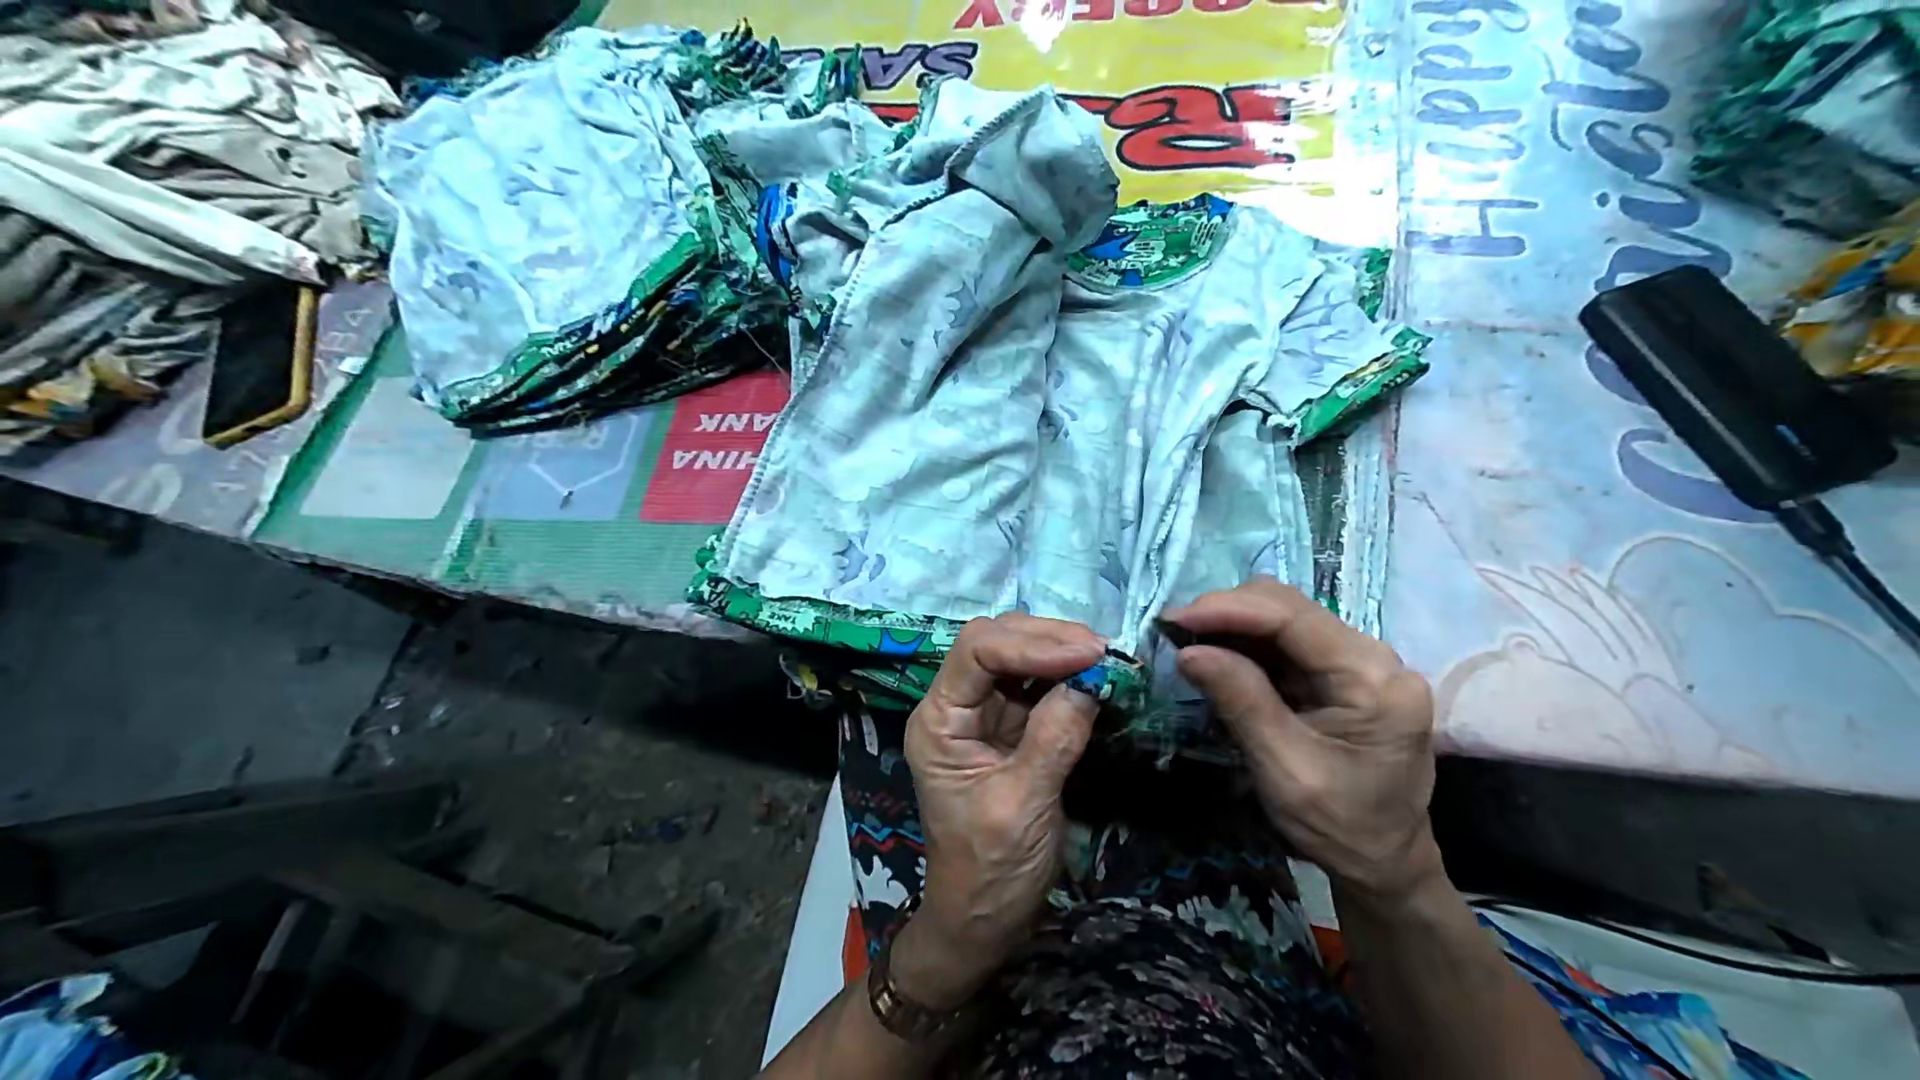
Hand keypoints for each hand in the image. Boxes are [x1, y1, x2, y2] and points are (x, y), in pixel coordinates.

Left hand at [895, 614, 1104, 1009]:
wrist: (984, 920)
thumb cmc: (990, 871)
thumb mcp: (1023, 806)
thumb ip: (1052, 739)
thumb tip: (1090, 681)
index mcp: (939, 722)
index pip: (976, 653)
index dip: (1029, 644)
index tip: (1087, 653)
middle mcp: (957, 707)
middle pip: (996, 644)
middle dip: (1047, 639)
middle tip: (1102, 650)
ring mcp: (984, 715)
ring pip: (1018, 657)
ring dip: (1060, 651)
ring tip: (1105, 658)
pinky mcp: (1012, 728)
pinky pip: (1038, 685)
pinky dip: (1066, 676)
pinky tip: (1094, 677)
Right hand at [1165, 579, 1440, 903]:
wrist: (1384, 862)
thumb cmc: (1340, 825)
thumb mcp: (1284, 768)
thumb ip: (1241, 701)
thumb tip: (1188, 652)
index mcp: (1373, 679)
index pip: (1294, 618)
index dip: (1229, 609)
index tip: (1175, 618)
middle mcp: (1374, 656)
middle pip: (1290, 607)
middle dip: (1227, 611)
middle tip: (1175, 632)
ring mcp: (1360, 660)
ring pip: (1285, 615)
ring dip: (1233, 622)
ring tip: (1189, 640)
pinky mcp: (1342, 670)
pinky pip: (1287, 638)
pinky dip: (1246, 640)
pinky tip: (1217, 652)